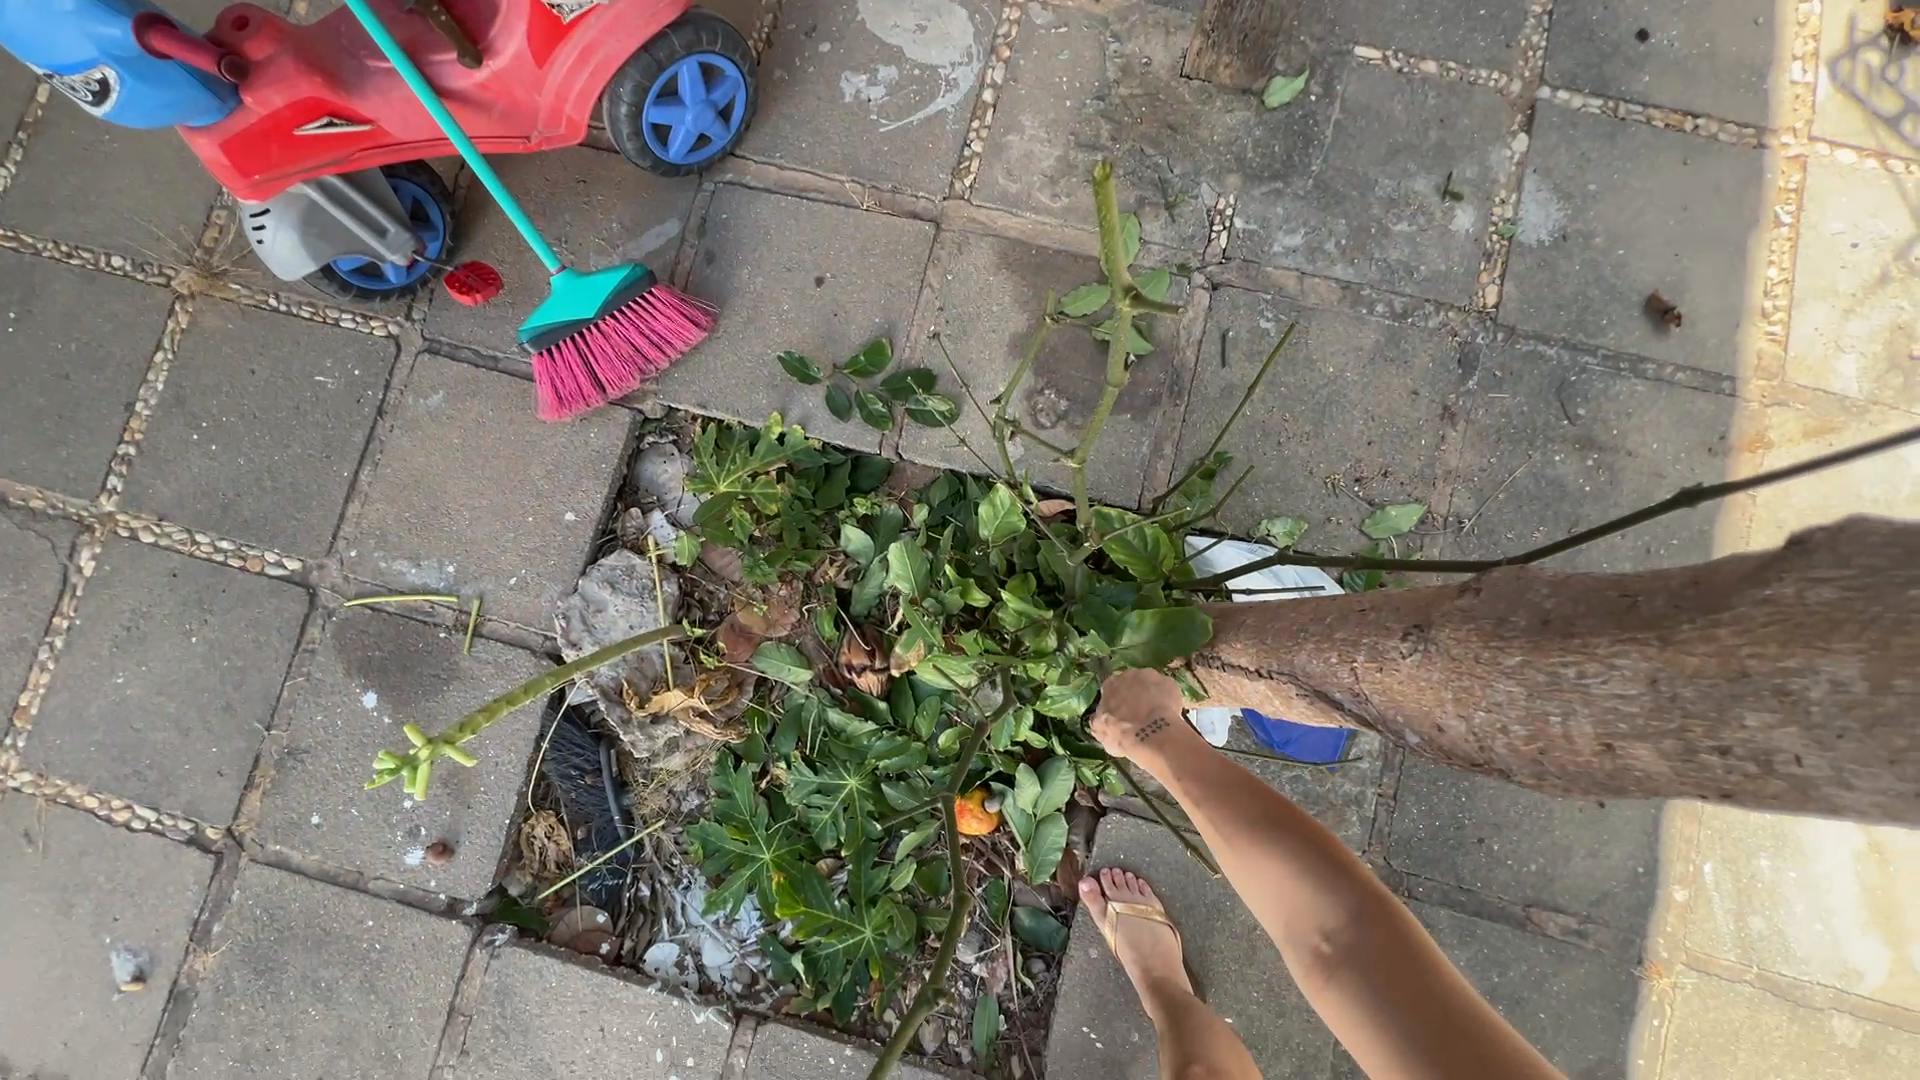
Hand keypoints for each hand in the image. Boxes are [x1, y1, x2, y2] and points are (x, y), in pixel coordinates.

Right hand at [1090, 669, 1202, 764]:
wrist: (1150, 734)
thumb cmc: (1121, 734)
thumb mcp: (1101, 731)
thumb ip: (1101, 720)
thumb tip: (1101, 721)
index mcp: (1110, 685)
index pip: (1112, 689)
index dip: (1118, 701)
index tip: (1123, 713)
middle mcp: (1128, 674)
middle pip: (1133, 683)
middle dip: (1136, 695)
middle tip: (1141, 714)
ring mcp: (1151, 676)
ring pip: (1152, 684)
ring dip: (1153, 695)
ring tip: (1158, 714)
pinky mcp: (1170, 683)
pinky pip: (1169, 690)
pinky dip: (1170, 700)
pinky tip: (1171, 714)